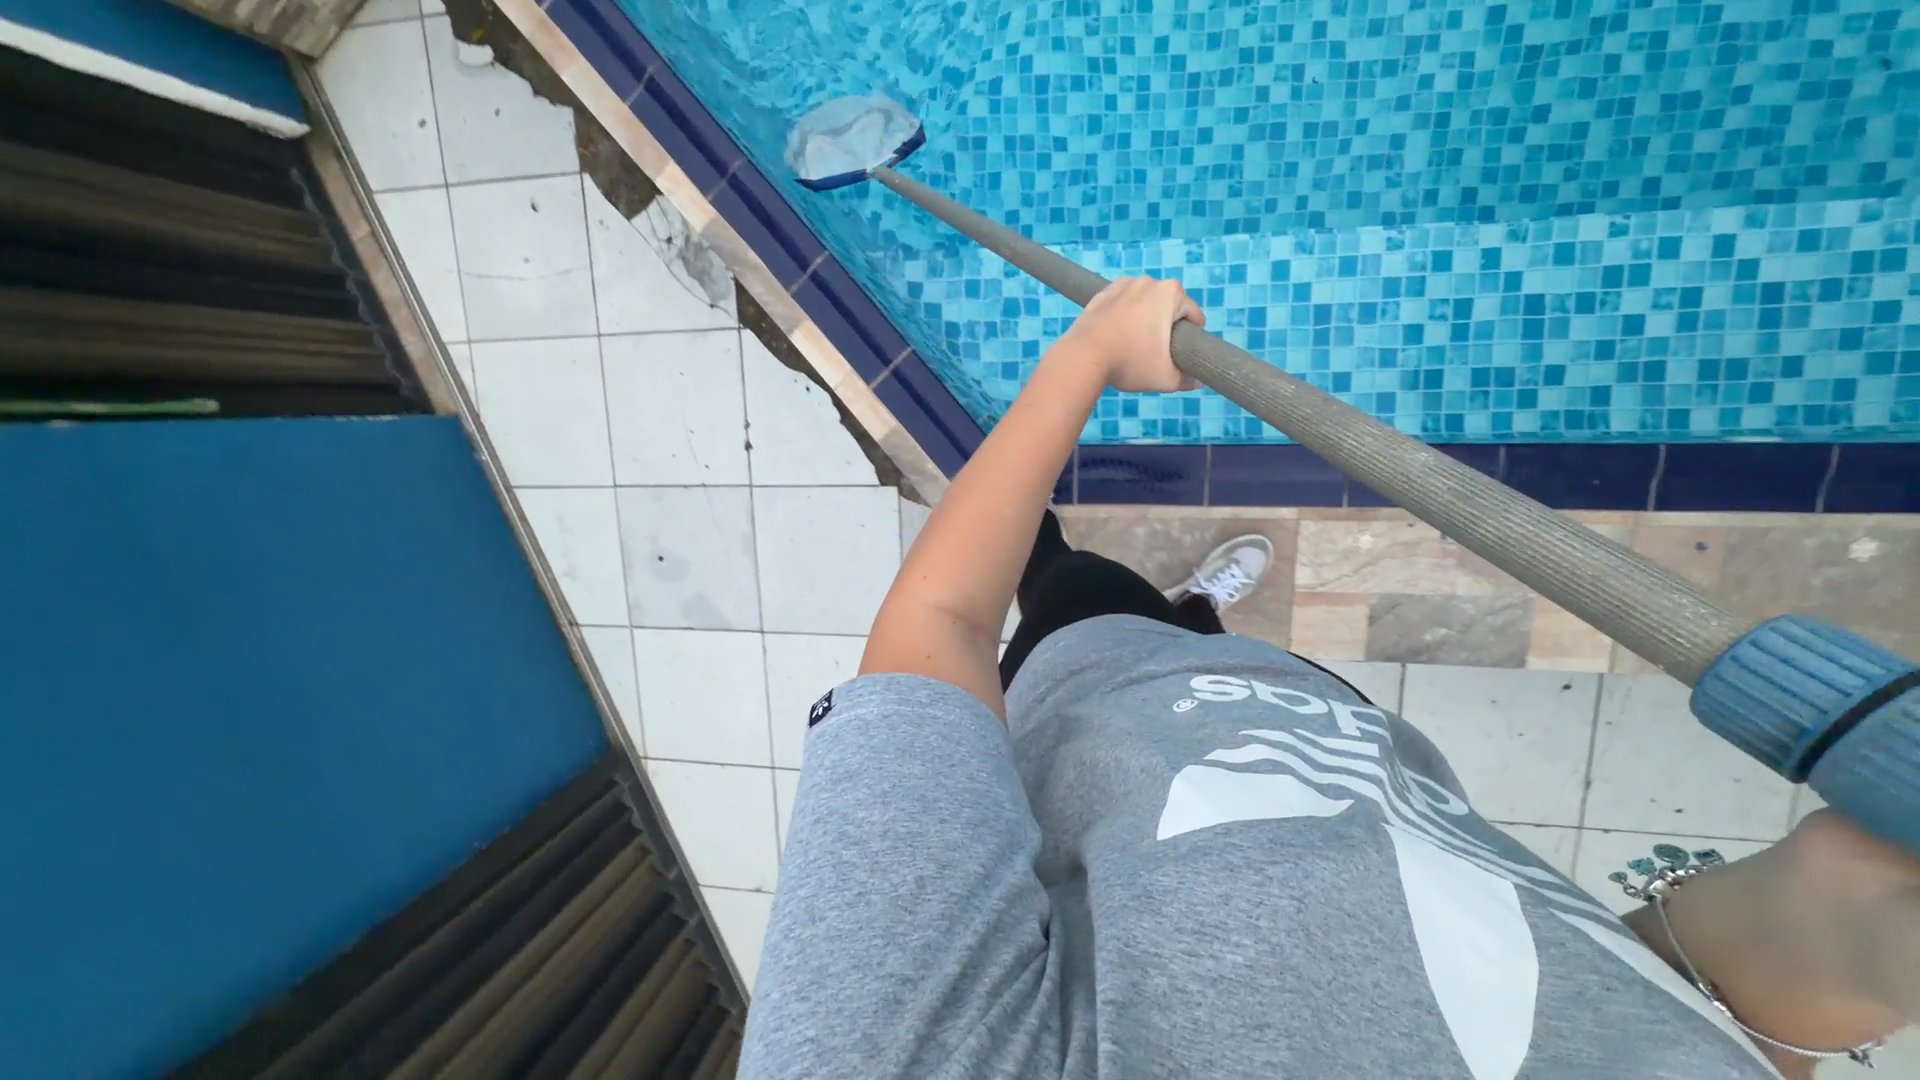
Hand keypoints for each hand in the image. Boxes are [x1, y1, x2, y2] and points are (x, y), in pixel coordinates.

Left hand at [1055, 276, 1205, 392]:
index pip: (1194, 315)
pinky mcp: (1101, 293)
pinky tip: (1117, 336)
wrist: (1082, 358)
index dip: (1191, 337)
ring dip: (1144, 319)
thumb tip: (1196, 381)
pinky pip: (1121, 305)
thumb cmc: (1129, 363)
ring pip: (1144, 304)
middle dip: (1166, 326)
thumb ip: (1186, 379)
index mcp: (1171, 293)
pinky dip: (1123, 316)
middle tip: (1155, 352)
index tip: (1178, 354)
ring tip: (1134, 345)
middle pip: (1168, 307)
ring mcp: (1122, 284)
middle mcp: (1149, 281)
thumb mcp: (1165, 378)